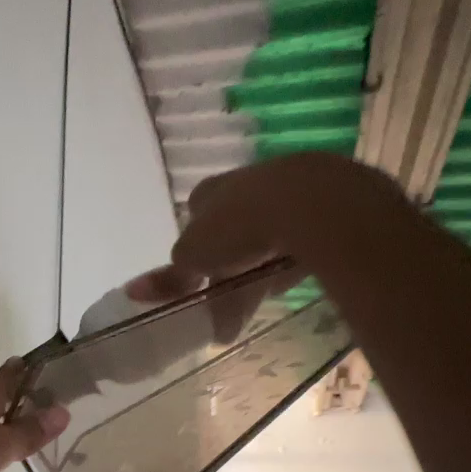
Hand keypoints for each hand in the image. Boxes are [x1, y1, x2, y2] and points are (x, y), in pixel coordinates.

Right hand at [123, 152, 411, 339]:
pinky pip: (312, 225)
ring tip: (271, 288)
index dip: (197, 245)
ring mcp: (295, 178)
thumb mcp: (195, 259)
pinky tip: (304, 270)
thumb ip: (171, 278)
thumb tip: (133, 291)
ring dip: (269, 252)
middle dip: (235, 256)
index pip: (196, 213)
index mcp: (211, 190)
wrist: (318, 207)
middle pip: (236, 220)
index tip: (203, 274)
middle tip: (237, 294)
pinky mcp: (338, 189)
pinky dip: (303, 248)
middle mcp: (250, 177)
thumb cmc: (242, 230)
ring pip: (275, 223)